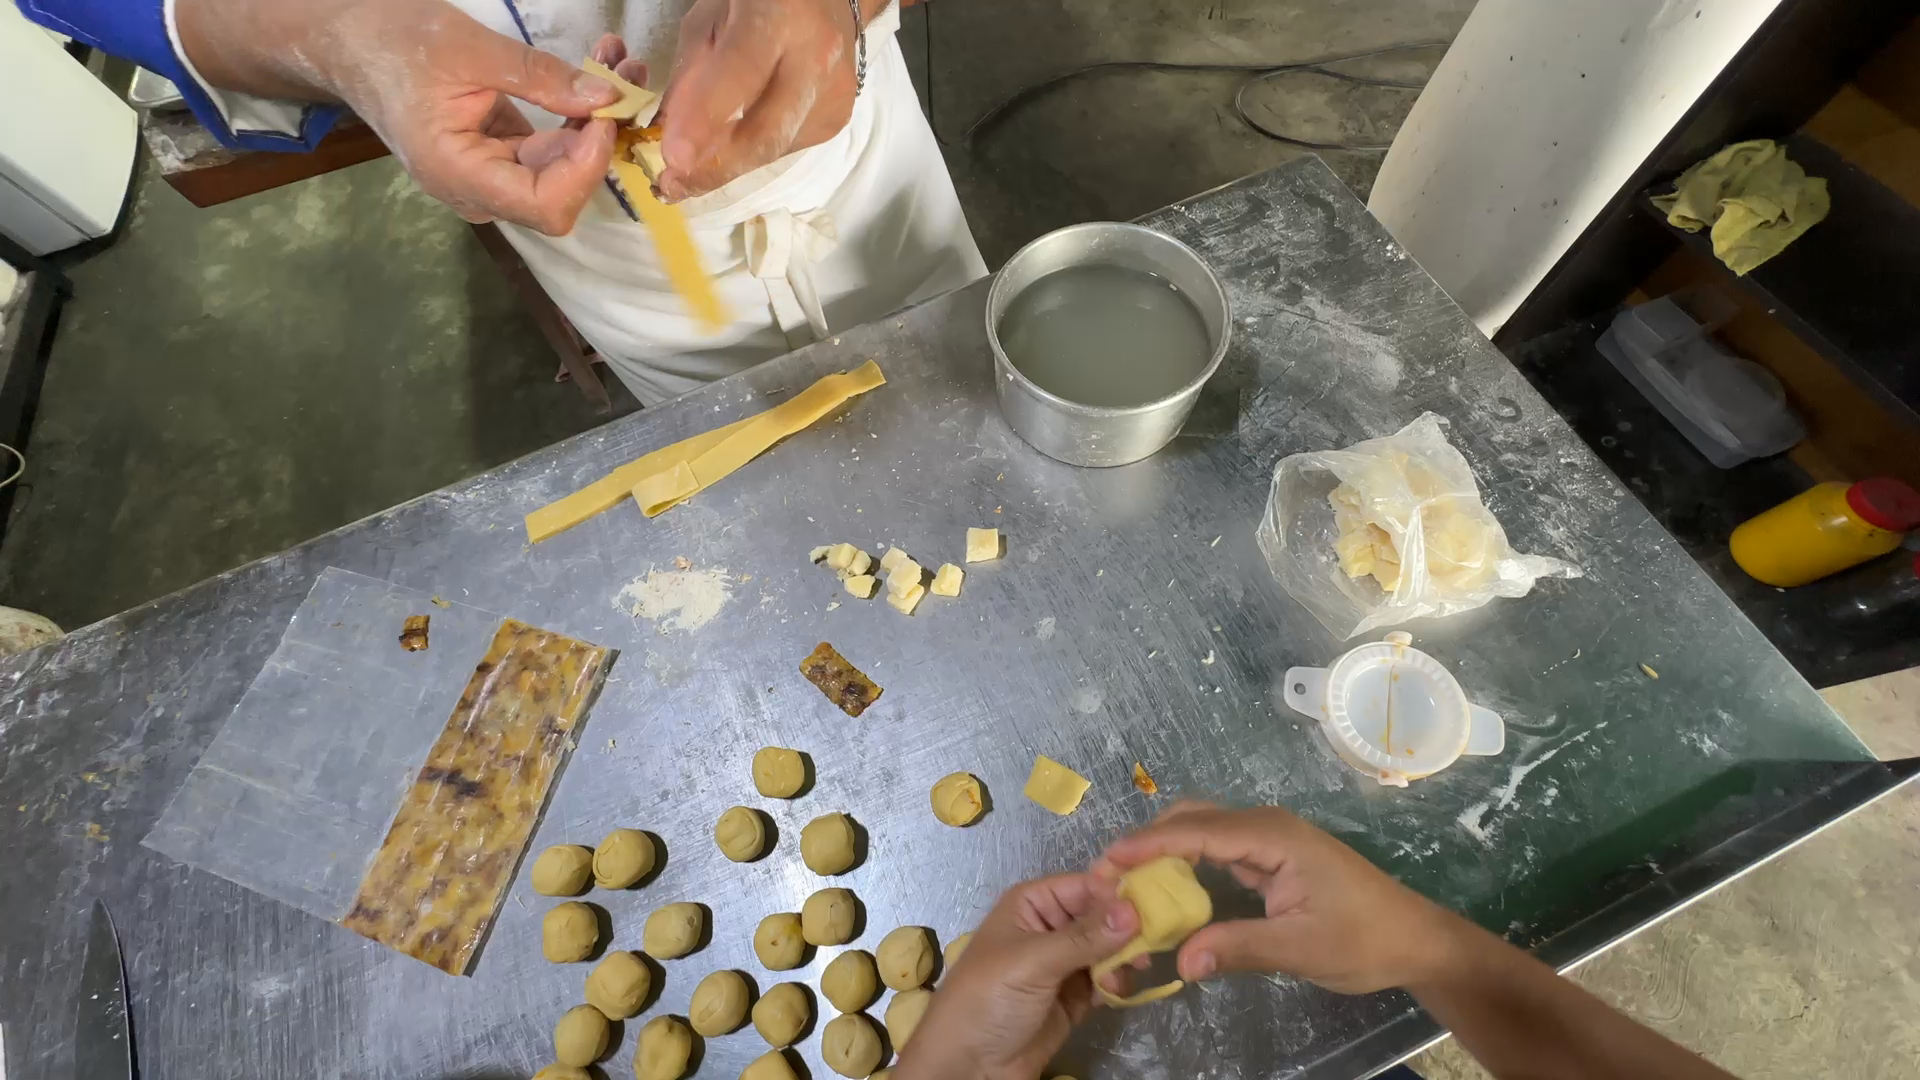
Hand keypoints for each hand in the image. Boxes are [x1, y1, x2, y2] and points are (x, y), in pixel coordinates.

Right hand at [175, 0, 623, 233]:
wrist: (344, 39)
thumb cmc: (387, 38)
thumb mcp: (464, 46)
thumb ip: (538, 76)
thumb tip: (606, 96)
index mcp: (459, 177)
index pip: (548, 204)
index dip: (586, 168)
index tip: (604, 114)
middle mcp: (481, 195)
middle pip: (565, 193)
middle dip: (601, 140)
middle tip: (626, 78)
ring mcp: (495, 184)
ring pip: (567, 172)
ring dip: (599, 123)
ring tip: (619, 67)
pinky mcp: (506, 165)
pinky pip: (555, 154)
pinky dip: (580, 119)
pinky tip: (598, 76)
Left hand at [654, 0, 860, 200]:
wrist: (829, 0)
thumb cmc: (761, 0)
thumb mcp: (712, 17)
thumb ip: (691, 72)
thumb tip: (667, 133)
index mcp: (782, 13)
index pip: (741, 74)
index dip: (707, 119)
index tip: (674, 159)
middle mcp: (816, 58)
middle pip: (765, 132)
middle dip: (715, 167)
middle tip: (674, 188)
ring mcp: (832, 97)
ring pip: (773, 149)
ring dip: (729, 164)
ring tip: (693, 170)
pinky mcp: (835, 122)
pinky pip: (785, 148)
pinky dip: (752, 152)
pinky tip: (736, 141)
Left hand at [897, 874, 1138, 1079]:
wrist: (967, 1066)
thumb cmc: (989, 996)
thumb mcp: (1034, 961)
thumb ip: (1084, 937)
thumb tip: (1132, 909)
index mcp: (1033, 902)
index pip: (1083, 885)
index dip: (1115, 893)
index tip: (1148, 908)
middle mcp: (1051, 925)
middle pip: (1100, 916)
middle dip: (1124, 929)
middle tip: (1147, 948)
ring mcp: (1063, 963)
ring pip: (1107, 949)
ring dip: (1121, 960)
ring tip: (1123, 978)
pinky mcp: (1073, 997)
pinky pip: (1105, 981)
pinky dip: (1115, 985)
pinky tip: (1116, 993)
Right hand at [1093, 801, 1465, 993]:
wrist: (1417, 940)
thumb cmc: (1365, 939)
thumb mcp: (1301, 948)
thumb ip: (1237, 947)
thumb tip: (1182, 960)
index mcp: (1271, 835)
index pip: (1198, 830)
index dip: (1151, 843)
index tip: (1111, 858)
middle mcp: (1262, 824)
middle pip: (1192, 817)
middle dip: (1148, 840)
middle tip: (1110, 872)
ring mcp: (1264, 836)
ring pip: (1200, 827)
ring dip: (1163, 847)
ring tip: (1128, 876)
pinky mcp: (1266, 853)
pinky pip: (1213, 846)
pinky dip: (1183, 859)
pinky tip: (1166, 882)